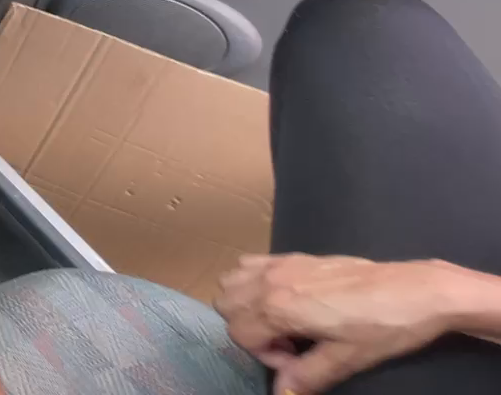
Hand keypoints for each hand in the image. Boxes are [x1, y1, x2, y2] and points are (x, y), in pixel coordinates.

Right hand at [216, 254, 484, 392]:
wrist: (412, 290)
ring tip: (283, 319)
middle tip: (291, 342)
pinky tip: (284, 296)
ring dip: (245, 305)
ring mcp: (271, 266)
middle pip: (225, 307)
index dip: (266, 355)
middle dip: (250, 329)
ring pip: (228, 284)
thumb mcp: (350, 357)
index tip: (299, 361)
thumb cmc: (383, 328)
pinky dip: (250, 282)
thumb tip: (281, 394)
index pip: (240, 334)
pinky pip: (243, 265)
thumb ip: (310, 374)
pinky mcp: (283, 256)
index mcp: (277, 309)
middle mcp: (263, 283)